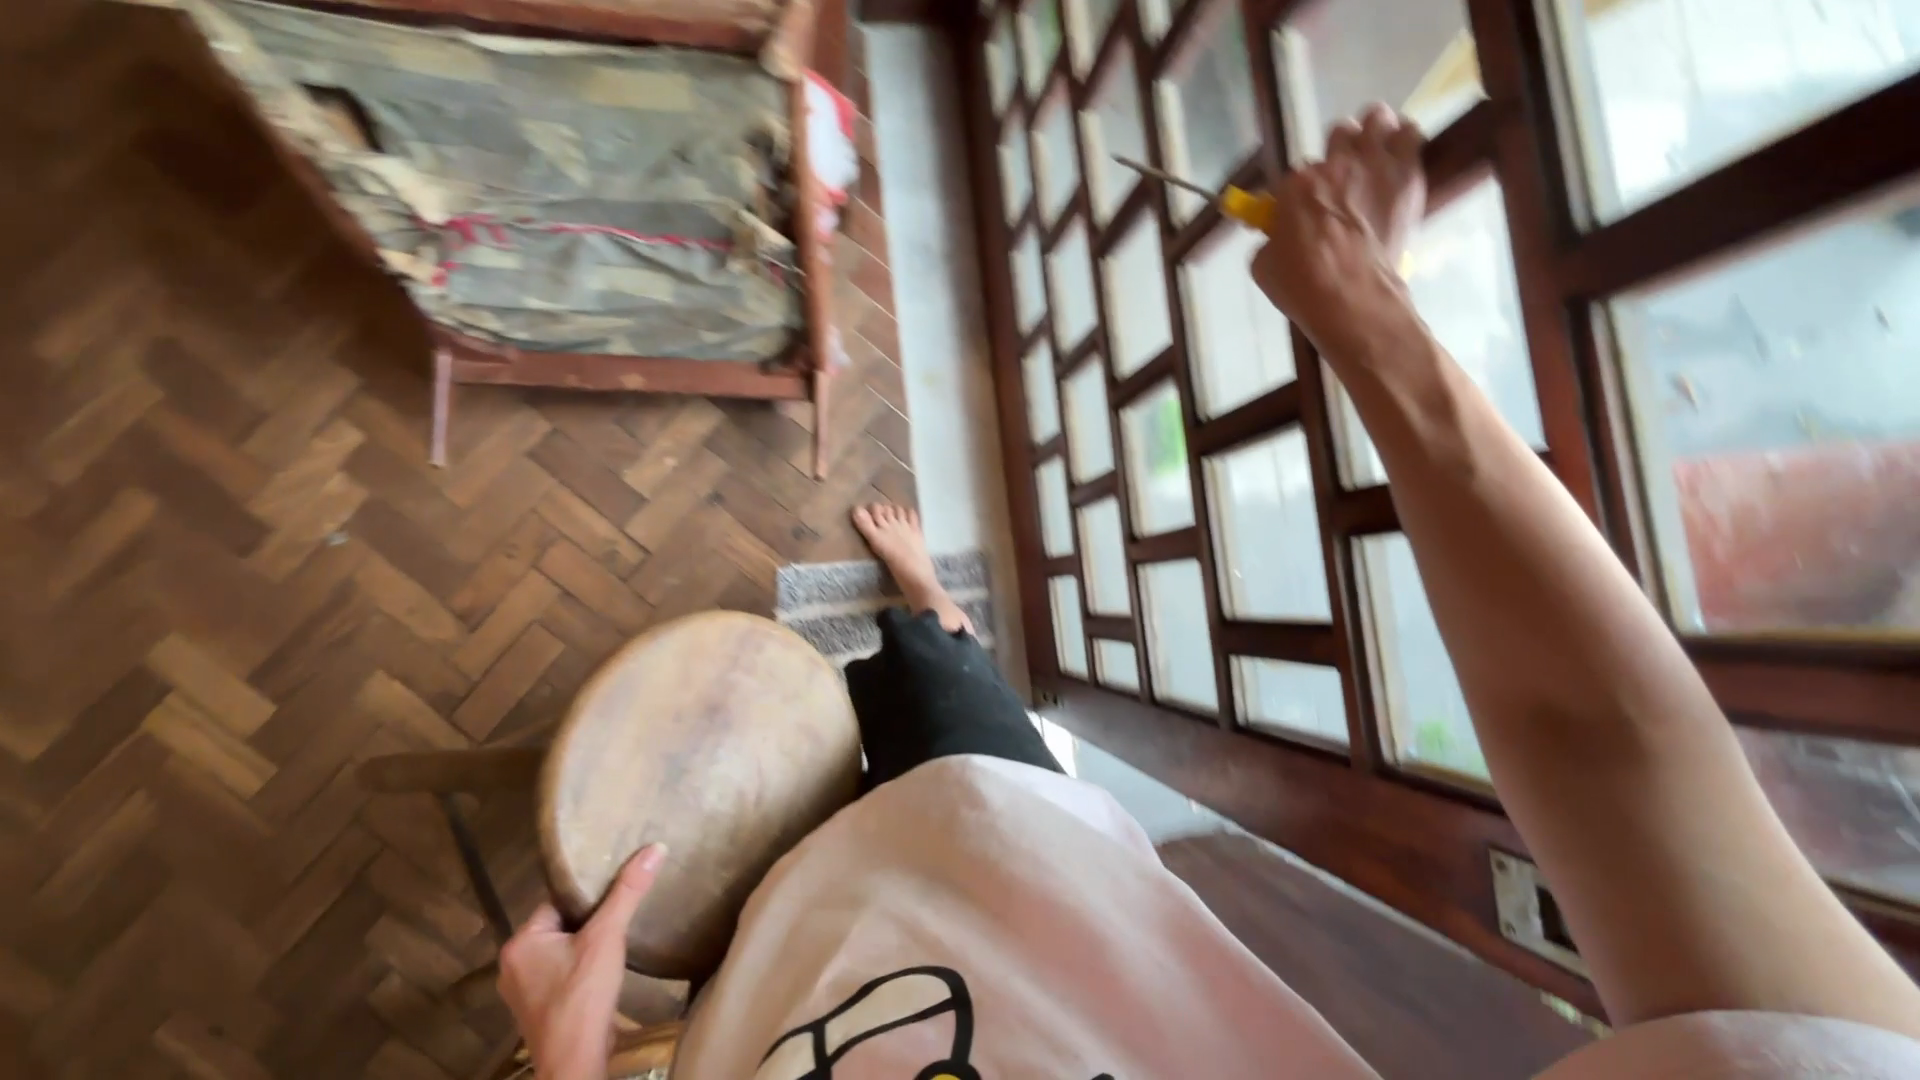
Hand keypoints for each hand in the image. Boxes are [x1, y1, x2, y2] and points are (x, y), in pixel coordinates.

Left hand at [498, 844, 667, 1079]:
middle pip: (560, 926)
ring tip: (616, 938)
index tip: (616, 889)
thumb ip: (628, 891)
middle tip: (621, 913)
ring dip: (586, 945)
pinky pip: (561, 973)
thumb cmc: (583, 996)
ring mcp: (522, 992)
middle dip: (589, 921)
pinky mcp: (537, 1011)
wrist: (576, 1063)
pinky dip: (581, 968)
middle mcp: (512, 966)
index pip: (558, 903)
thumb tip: (655, 847)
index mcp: (519, 943)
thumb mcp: (608, 936)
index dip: (588, 896)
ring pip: (561, 951)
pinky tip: (604, 969)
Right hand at [1250, 103, 1425, 356]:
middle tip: (1342, 172)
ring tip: (1376, 151)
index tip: (1302, 206)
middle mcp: (1334, 164)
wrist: (1352, 297)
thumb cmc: (1301, 285)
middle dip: (1339, 149)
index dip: (1299, 189)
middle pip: (1339, 133)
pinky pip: (1409, 136)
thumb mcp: (1264, 264)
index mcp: (1295, 185)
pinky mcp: (1407, 175)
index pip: (1294, 173)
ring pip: (1378, 119)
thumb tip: (1279, 234)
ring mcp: (1374, 165)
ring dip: (1375, 132)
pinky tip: (1399, 156)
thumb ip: (1271, 238)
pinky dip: (1403, 140)